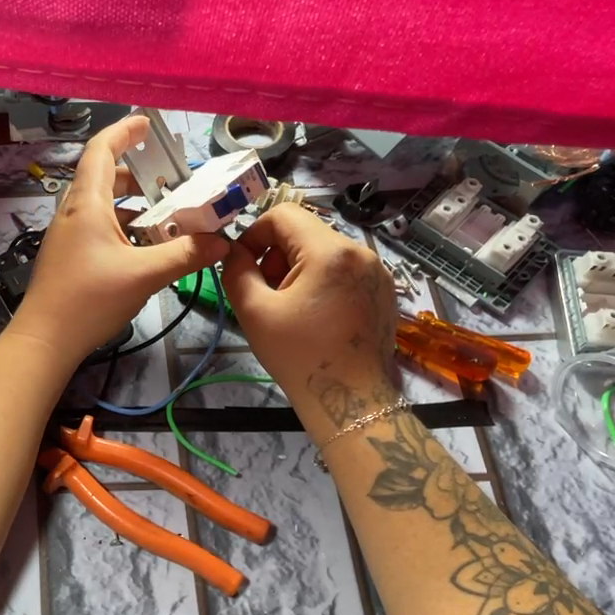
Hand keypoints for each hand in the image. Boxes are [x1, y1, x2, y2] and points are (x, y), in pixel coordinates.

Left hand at [5, 116, 227, 365]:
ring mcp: (66, 237)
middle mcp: (72, 213)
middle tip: (169, 180)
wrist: (44, 340)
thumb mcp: (143, 275)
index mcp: (86, 204)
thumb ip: (184, 255)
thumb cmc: (89, 300)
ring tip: (164, 215)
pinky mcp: (67, 258)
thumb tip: (221, 243)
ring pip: (100, 207)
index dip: (124, 132)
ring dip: (131, 205)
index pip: (101, 150)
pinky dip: (121, 228)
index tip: (148, 124)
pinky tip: (143, 248)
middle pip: (102, 177)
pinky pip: (96, 229)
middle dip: (136, 174)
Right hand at [219, 205, 397, 428]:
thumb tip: (232, 252)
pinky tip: (313, 318)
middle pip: (304, 234)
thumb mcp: (254, 312)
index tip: (243, 266)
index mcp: (329, 251)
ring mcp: (376, 272)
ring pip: (323, 253)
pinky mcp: (382, 291)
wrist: (350, 398)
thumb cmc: (299, 355)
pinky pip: (342, 272)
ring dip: (296, 273)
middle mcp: (360, 252)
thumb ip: (236, 272)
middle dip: (275, 258)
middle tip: (265, 296)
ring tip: (288, 311)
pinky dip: (320, 285)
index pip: (283, 215)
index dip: (254, 235)